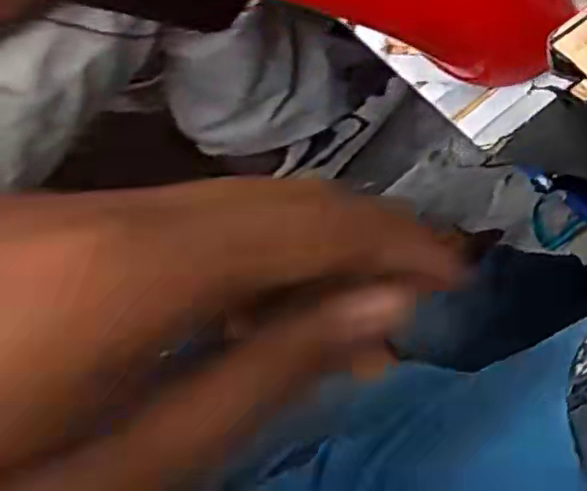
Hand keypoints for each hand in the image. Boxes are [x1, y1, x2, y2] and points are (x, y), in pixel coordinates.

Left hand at [0, 179, 465, 489]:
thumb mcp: (101, 484)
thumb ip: (265, 378)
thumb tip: (397, 303)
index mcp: (127, 267)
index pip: (326, 218)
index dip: (411, 239)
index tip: (466, 276)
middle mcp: (96, 214)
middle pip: (287, 199)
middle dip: (368, 243)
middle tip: (412, 304)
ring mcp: (44, 218)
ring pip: (235, 207)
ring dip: (307, 252)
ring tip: (336, 319)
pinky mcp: (15, 236)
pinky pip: (171, 225)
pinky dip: (237, 259)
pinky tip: (239, 313)